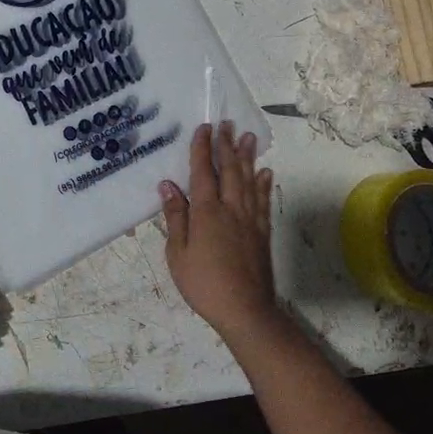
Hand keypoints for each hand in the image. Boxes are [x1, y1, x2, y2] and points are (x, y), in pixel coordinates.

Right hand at [160, 122, 281, 343]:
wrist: (245, 310)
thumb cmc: (204, 283)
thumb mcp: (178, 253)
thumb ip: (175, 217)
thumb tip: (168, 185)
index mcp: (206, 212)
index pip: (202, 172)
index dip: (202, 149)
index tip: (203, 128)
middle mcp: (230, 209)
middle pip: (229, 170)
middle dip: (227, 145)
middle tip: (227, 123)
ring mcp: (250, 220)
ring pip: (249, 181)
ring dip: (247, 157)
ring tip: (248, 137)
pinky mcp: (262, 233)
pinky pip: (262, 201)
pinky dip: (263, 184)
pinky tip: (265, 173)